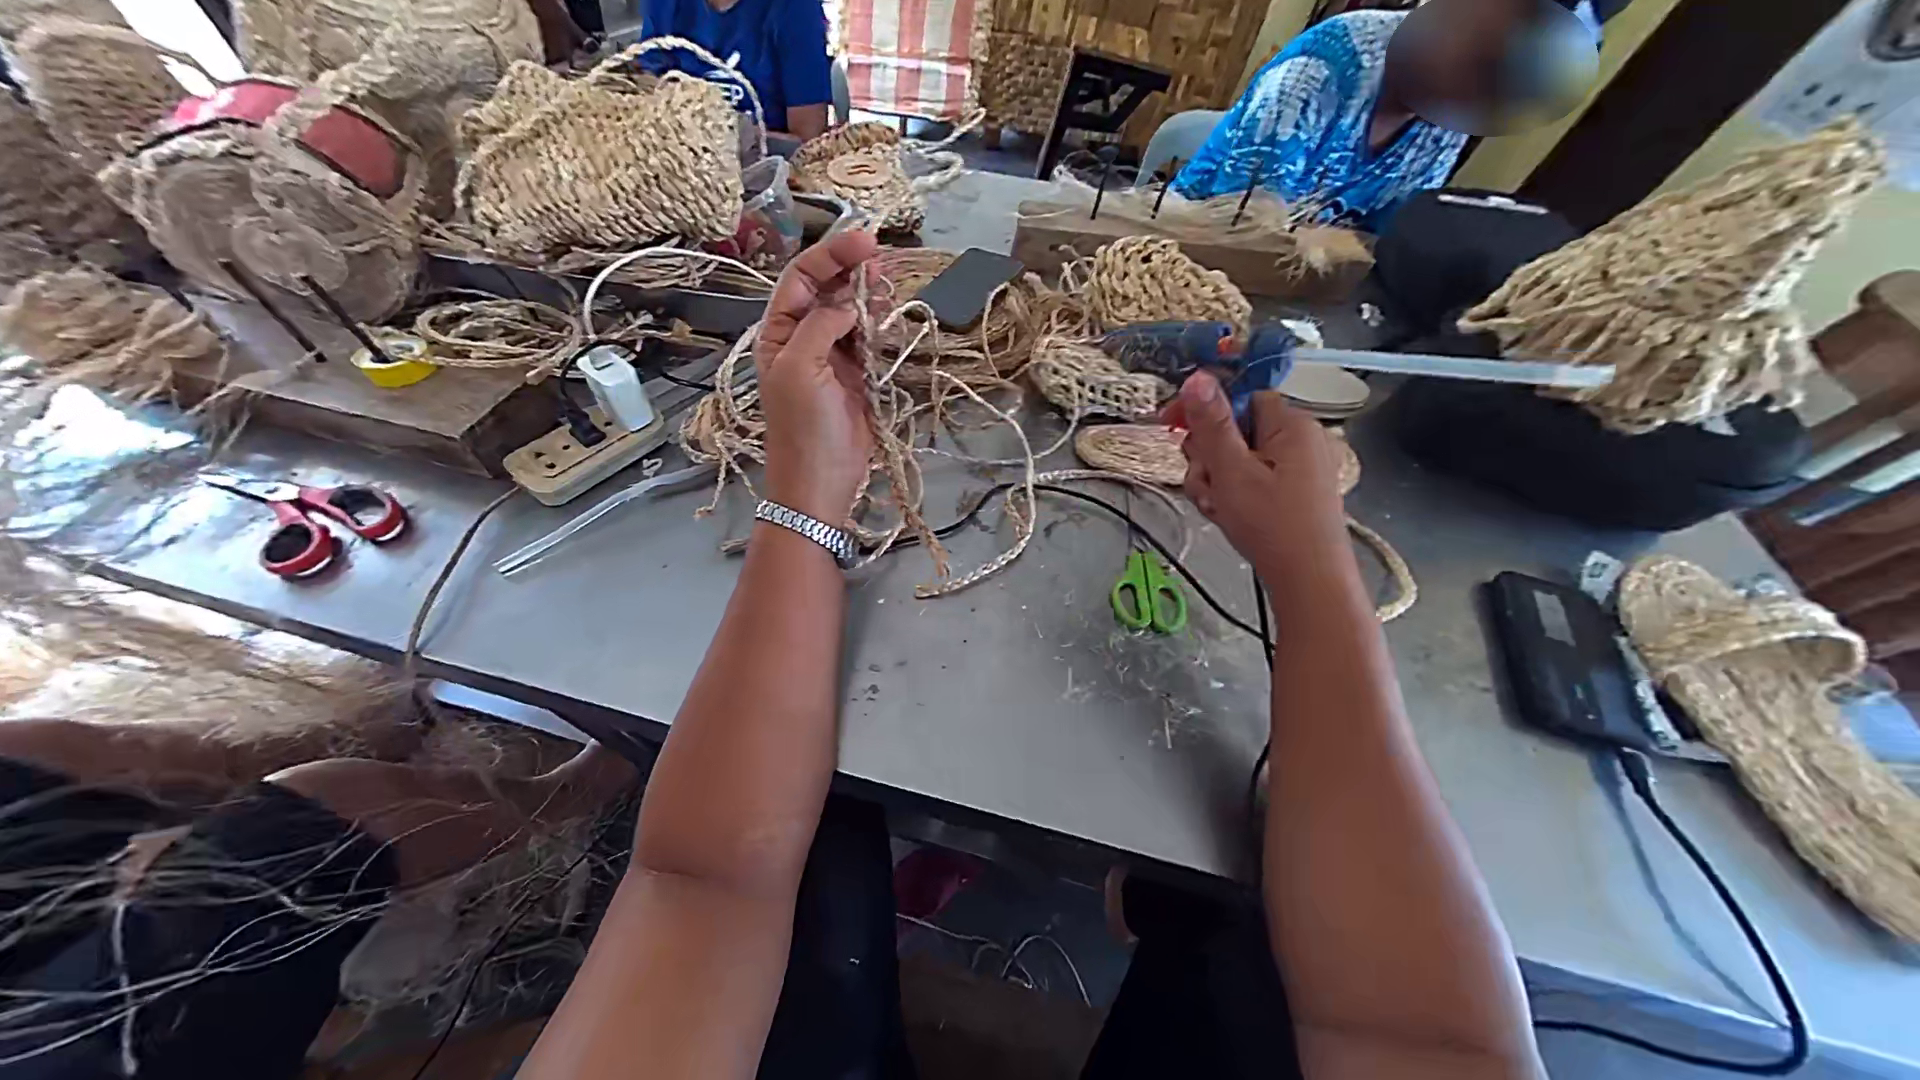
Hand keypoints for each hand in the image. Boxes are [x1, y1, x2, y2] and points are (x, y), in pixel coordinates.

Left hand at [756, 230, 879, 524]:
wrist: (823, 480)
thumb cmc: (803, 426)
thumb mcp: (800, 368)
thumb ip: (822, 324)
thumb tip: (849, 300)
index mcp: (779, 332)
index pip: (801, 278)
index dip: (830, 256)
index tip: (865, 241)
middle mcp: (804, 338)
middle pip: (827, 290)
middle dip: (851, 271)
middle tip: (881, 260)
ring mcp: (832, 357)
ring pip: (852, 313)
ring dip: (868, 297)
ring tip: (887, 286)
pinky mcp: (858, 377)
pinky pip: (869, 340)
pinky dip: (879, 326)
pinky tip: (888, 316)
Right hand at [1166, 371, 1346, 568]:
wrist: (1308, 581)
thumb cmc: (1271, 523)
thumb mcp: (1231, 471)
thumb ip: (1211, 424)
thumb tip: (1196, 376)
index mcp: (1290, 424)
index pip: (1237, 397)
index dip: (1203, 412)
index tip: (1171, 428)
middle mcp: (1297, 439)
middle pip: (1233, 429)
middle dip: (1207, 457)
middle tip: (1205, 485)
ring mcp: (1295, 467)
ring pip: (1235, 459)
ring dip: (1214, 480)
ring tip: (1217, 507)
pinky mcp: (1290, 491)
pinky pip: (1249, 479)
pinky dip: (1231, 494)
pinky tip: (1227, 515)